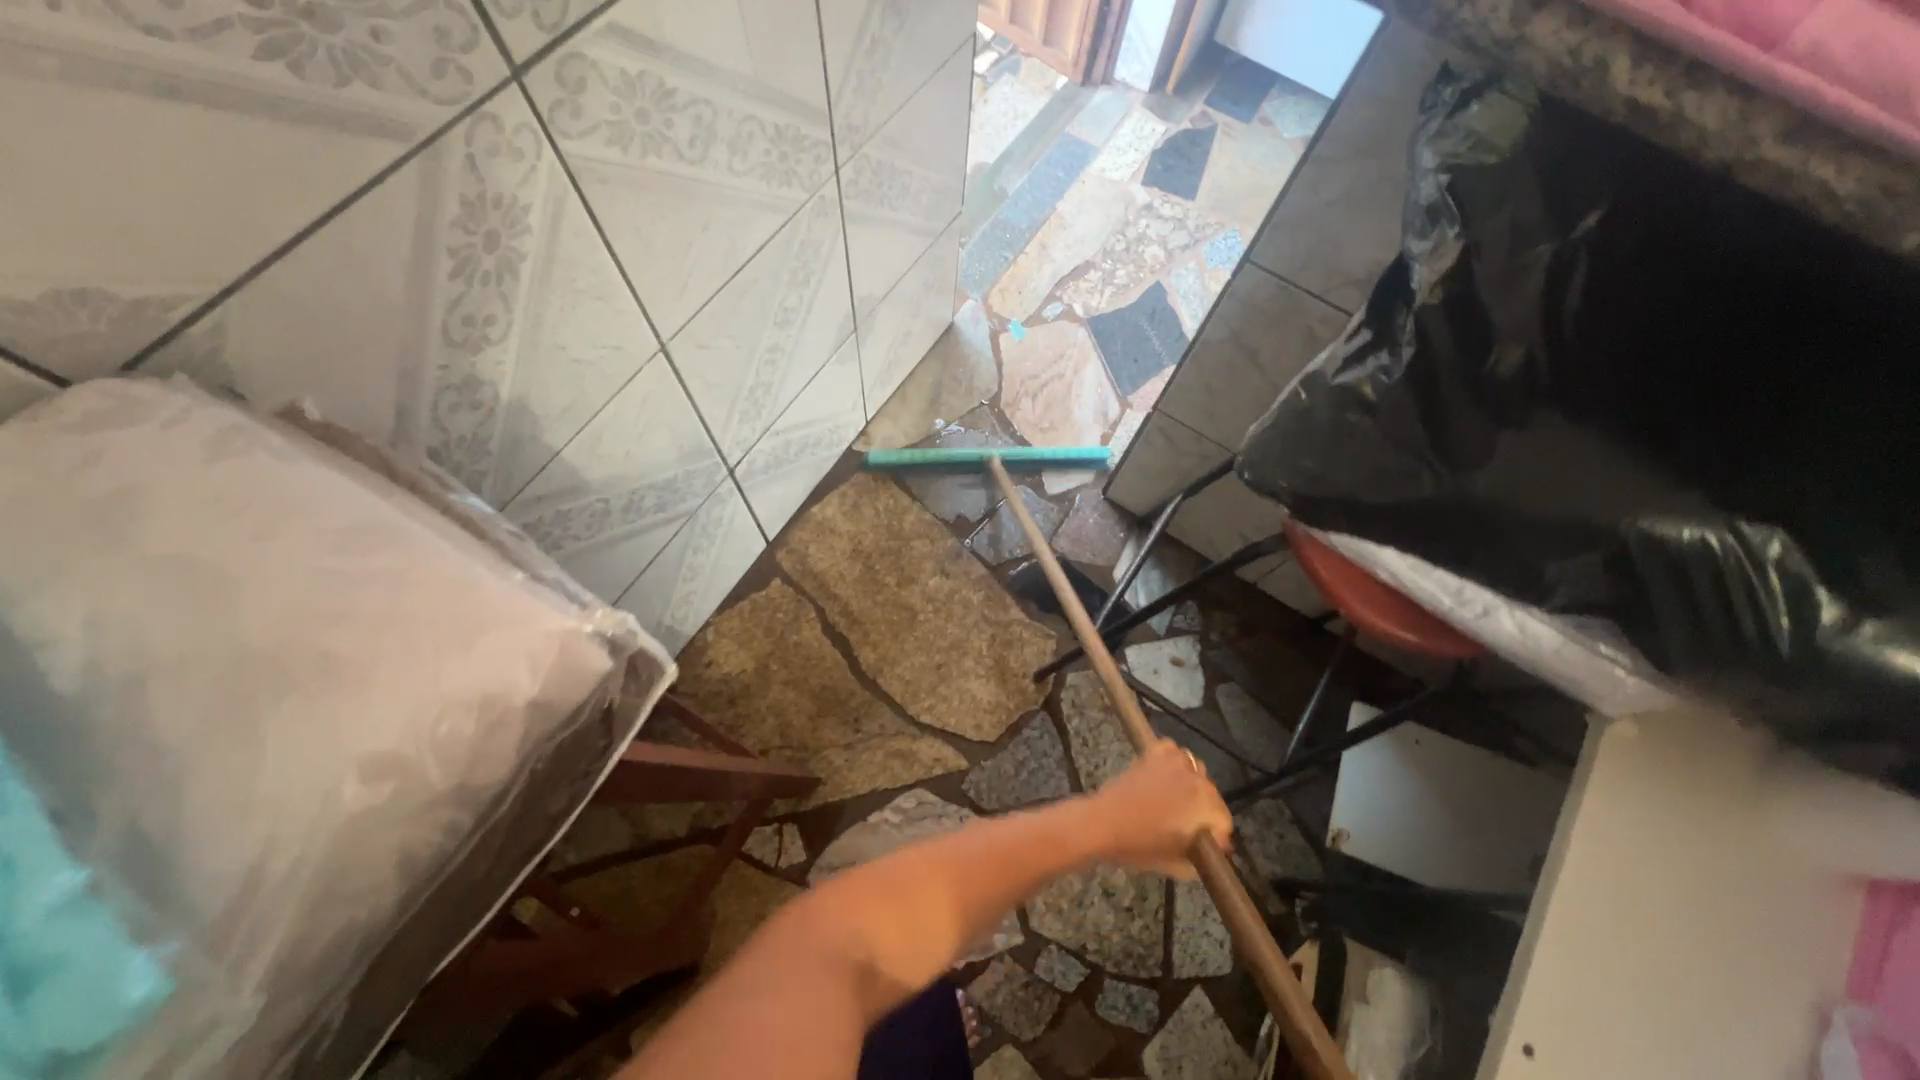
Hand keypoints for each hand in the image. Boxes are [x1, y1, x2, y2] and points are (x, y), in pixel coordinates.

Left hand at [1084, 739, 1232, 878]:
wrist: (1103, 823)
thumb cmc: (1139, 846)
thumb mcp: (1176, 865)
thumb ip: (1200, 860)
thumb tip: (1209, 855)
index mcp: (1205, 805)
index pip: (1224, 821)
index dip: (1216, 837)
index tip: (1204, 847)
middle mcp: (1195, 779)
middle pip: (1212, 795)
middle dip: (1204, 812)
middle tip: (1187, 827)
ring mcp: (1173, 762)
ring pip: (1195, 769)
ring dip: (1191, 784)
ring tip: (1176, 800)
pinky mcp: (1153, 753)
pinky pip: (1173, 750)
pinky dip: (1172, 760)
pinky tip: (1164, 775)